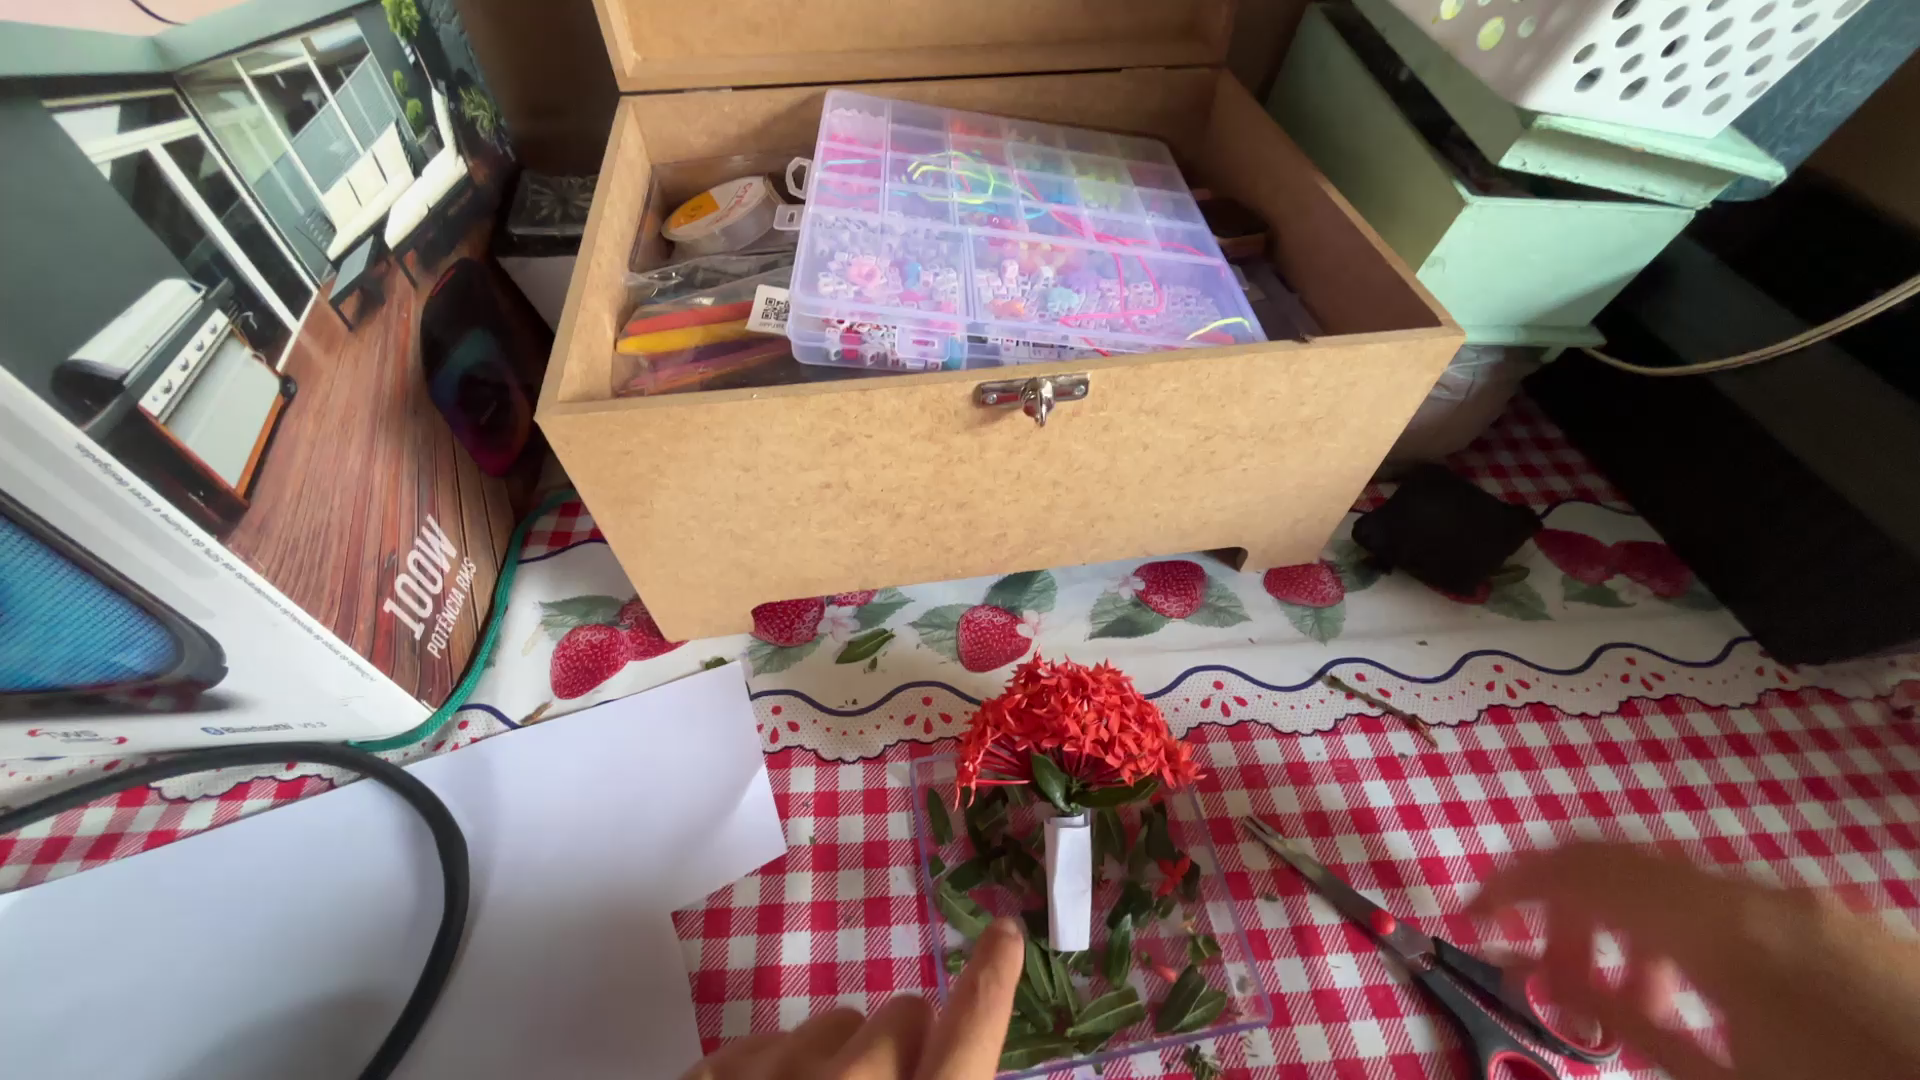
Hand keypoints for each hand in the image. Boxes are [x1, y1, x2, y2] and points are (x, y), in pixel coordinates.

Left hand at [680, 916, 1024, 1079]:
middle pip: (906, 1013)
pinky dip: (782, 1073)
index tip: (1005, 932)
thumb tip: (958, 1072)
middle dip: (905, 1049)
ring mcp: (774, 1075)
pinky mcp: (712, 1072)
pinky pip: (775, 1038)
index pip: (967, 1042)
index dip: (993, 983)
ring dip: (839, 1060)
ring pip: (838, 1021)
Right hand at [1470, 841, 1919, 1078]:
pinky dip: (1675, 924)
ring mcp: (1796, 898)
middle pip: (1609, 859)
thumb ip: (1617, 1016)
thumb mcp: (1719, 1077)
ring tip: (1630, 996)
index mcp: (1716, 927)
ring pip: (1663, 876)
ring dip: (1618, 919)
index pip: (1572, 870)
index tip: (1471, 915)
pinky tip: (1695, 988)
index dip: (1507, 884)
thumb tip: (1529, 970)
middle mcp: (1749, 892)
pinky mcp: (1832, 916)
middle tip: (1547, 968)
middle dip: (1559, 904)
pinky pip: (1720, 894)